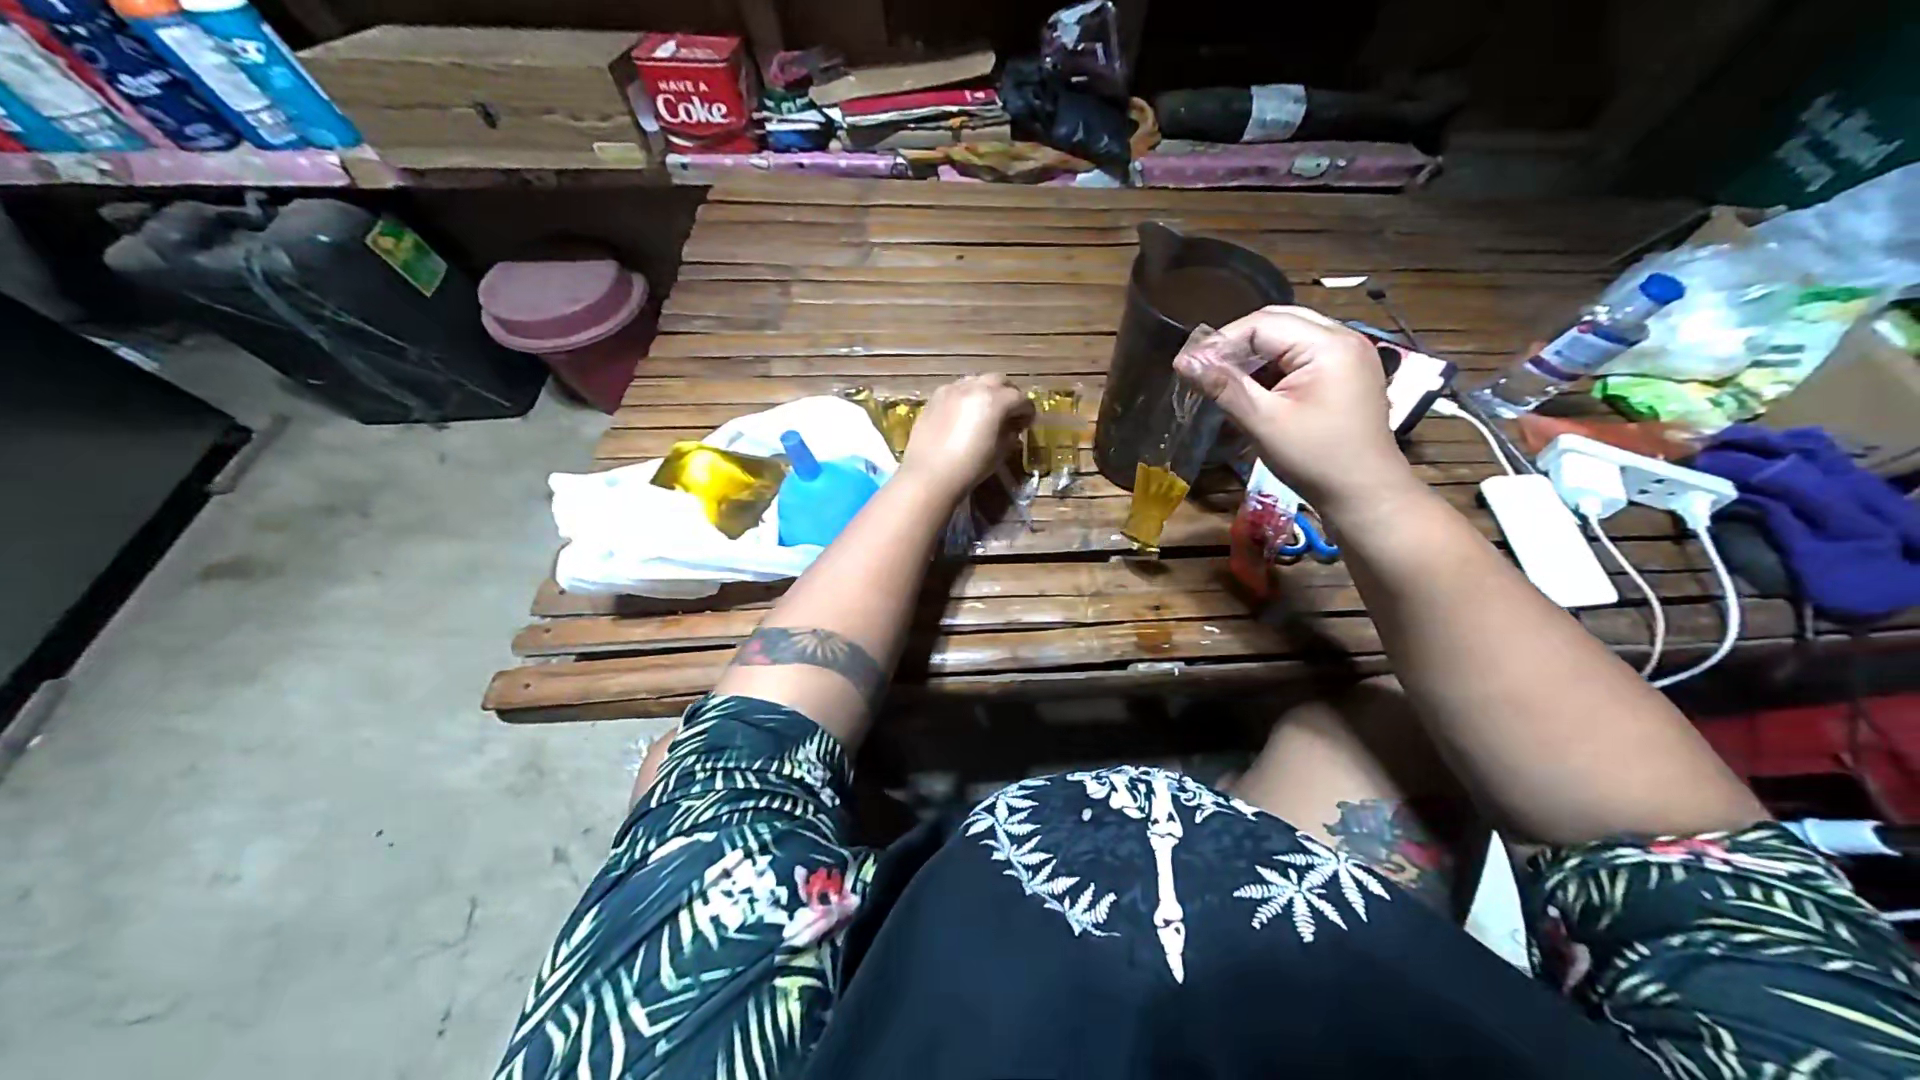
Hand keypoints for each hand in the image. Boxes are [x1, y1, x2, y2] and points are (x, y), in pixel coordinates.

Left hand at [898, 374, 1034, 500]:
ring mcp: (952, 389)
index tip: (1026, 424)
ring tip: (986, 410)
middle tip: (1009, 413)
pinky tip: (964, 414)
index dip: (1027, 412)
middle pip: (999, 381)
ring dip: (987, 392)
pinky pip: (957, 389)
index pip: (1021, 399)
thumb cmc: (970, 467)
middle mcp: (975, 387)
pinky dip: (967, 396)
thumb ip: (1010, 433)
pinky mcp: (935, 397)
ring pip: (977, 381)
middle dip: (1009, 394)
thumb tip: (1012, 427)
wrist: (929, 475)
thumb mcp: (1000, 451)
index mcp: (995, 400)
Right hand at [1174, 306, 1413, 511]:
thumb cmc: (1314, 458)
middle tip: (1205, 371)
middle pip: (1277, 323)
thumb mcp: (1263, 421)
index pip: (1261, 323)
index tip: (1189, 367)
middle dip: (1237, 345)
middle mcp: (1343, 339)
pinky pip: (1302, 356)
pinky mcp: (1346, 374)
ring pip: (1289, 338)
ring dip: (1254, 357)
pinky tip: (1256, 393)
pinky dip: (1274, 368)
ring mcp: (1349, 356)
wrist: (1365, 494)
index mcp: (1328, 345)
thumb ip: (1223, 386)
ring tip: (1226, 384)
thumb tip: (1182, 361)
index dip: (1221, 342)